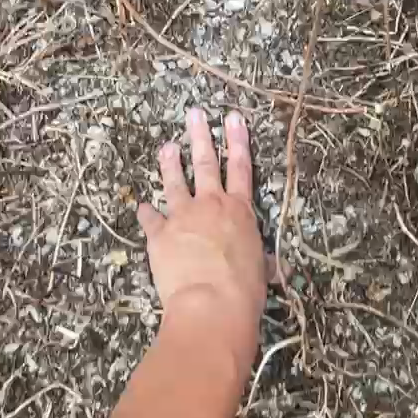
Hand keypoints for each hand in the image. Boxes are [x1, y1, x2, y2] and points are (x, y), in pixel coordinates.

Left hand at [138, 108, 266, 369]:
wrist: (211, 304)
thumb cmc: (244, 290)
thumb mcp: (260, 271)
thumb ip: (262, 261)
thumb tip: (275, 270)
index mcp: (240, 211)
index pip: (240, 167)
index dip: (237, 141)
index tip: (232, 118)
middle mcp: (211, 205)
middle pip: (206, 163)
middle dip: (200, 136)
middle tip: (194, 113)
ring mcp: (183, 217)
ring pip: (175, 182)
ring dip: (170, 163)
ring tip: (167, 145)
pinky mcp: (159, 235)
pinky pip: (151, 219)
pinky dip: (147, 213)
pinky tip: (142, 206)